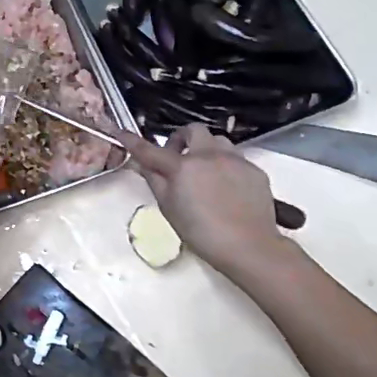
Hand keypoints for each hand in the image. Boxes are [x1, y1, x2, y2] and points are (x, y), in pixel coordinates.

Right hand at [121, 124, 282, 271]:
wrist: (248, 246)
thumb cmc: (202, 233)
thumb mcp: (169, 209)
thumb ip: (155, 181)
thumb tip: (145, 165)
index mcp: (182, 167)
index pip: (150, 150)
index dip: (133, 141)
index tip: (122, 133)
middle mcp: (209, 155)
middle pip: (193, 130)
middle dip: (182, 139)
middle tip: (178, 159)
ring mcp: (235, 160)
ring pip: (218, 141)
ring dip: (206, 149)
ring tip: (205, 171)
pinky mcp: (254, 169)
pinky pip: (236, 158)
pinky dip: (225, 166)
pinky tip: (226, 188)